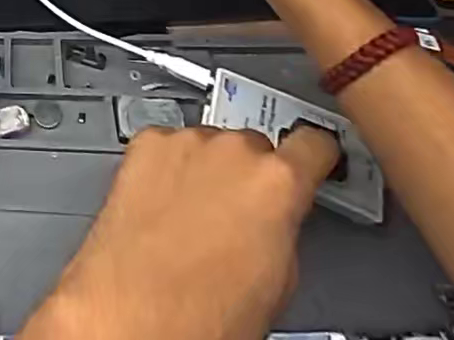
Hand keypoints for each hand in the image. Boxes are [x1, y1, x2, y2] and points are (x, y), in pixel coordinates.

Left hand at [21, 125, 341, 339]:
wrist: (138, 310)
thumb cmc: (205, 313)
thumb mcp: (279, 278)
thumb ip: (284, 226)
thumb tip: (278, 216)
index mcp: (277, 183)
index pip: (312, 144)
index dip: (315, 153)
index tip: (313, 154)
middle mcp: (232, 150)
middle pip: (253, 146)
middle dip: (248, 174)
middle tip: (234, 214)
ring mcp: (186, 142)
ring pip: (209, 145)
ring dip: (206, 169)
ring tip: (191, 216)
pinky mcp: (146, 143)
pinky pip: (167, 145)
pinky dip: (167, 166)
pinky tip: (161, 201)